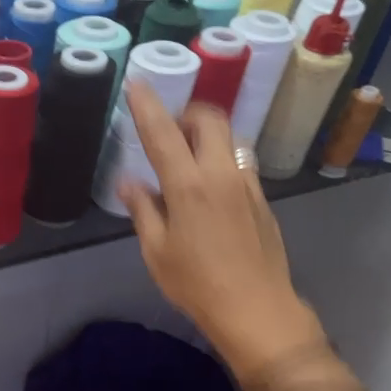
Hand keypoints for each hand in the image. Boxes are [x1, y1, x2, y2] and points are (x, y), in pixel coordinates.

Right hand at [117, 82, 325, 380]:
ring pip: (228, 139)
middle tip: (168, 131)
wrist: (254, 306)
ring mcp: (246, 183)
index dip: (147, 107)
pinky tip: (210, 189)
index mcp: (188, 187)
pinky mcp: (261, 198)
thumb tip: (129, 184)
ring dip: (206, 136)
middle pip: (209, 119)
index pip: (162, 134)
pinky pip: (239, 163)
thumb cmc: (195, 284)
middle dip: (187, 113)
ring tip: (188, 160)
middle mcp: (220, 174)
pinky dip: (220, 161)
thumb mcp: (157, 252)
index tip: (137, 84)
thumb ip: (143, 211)